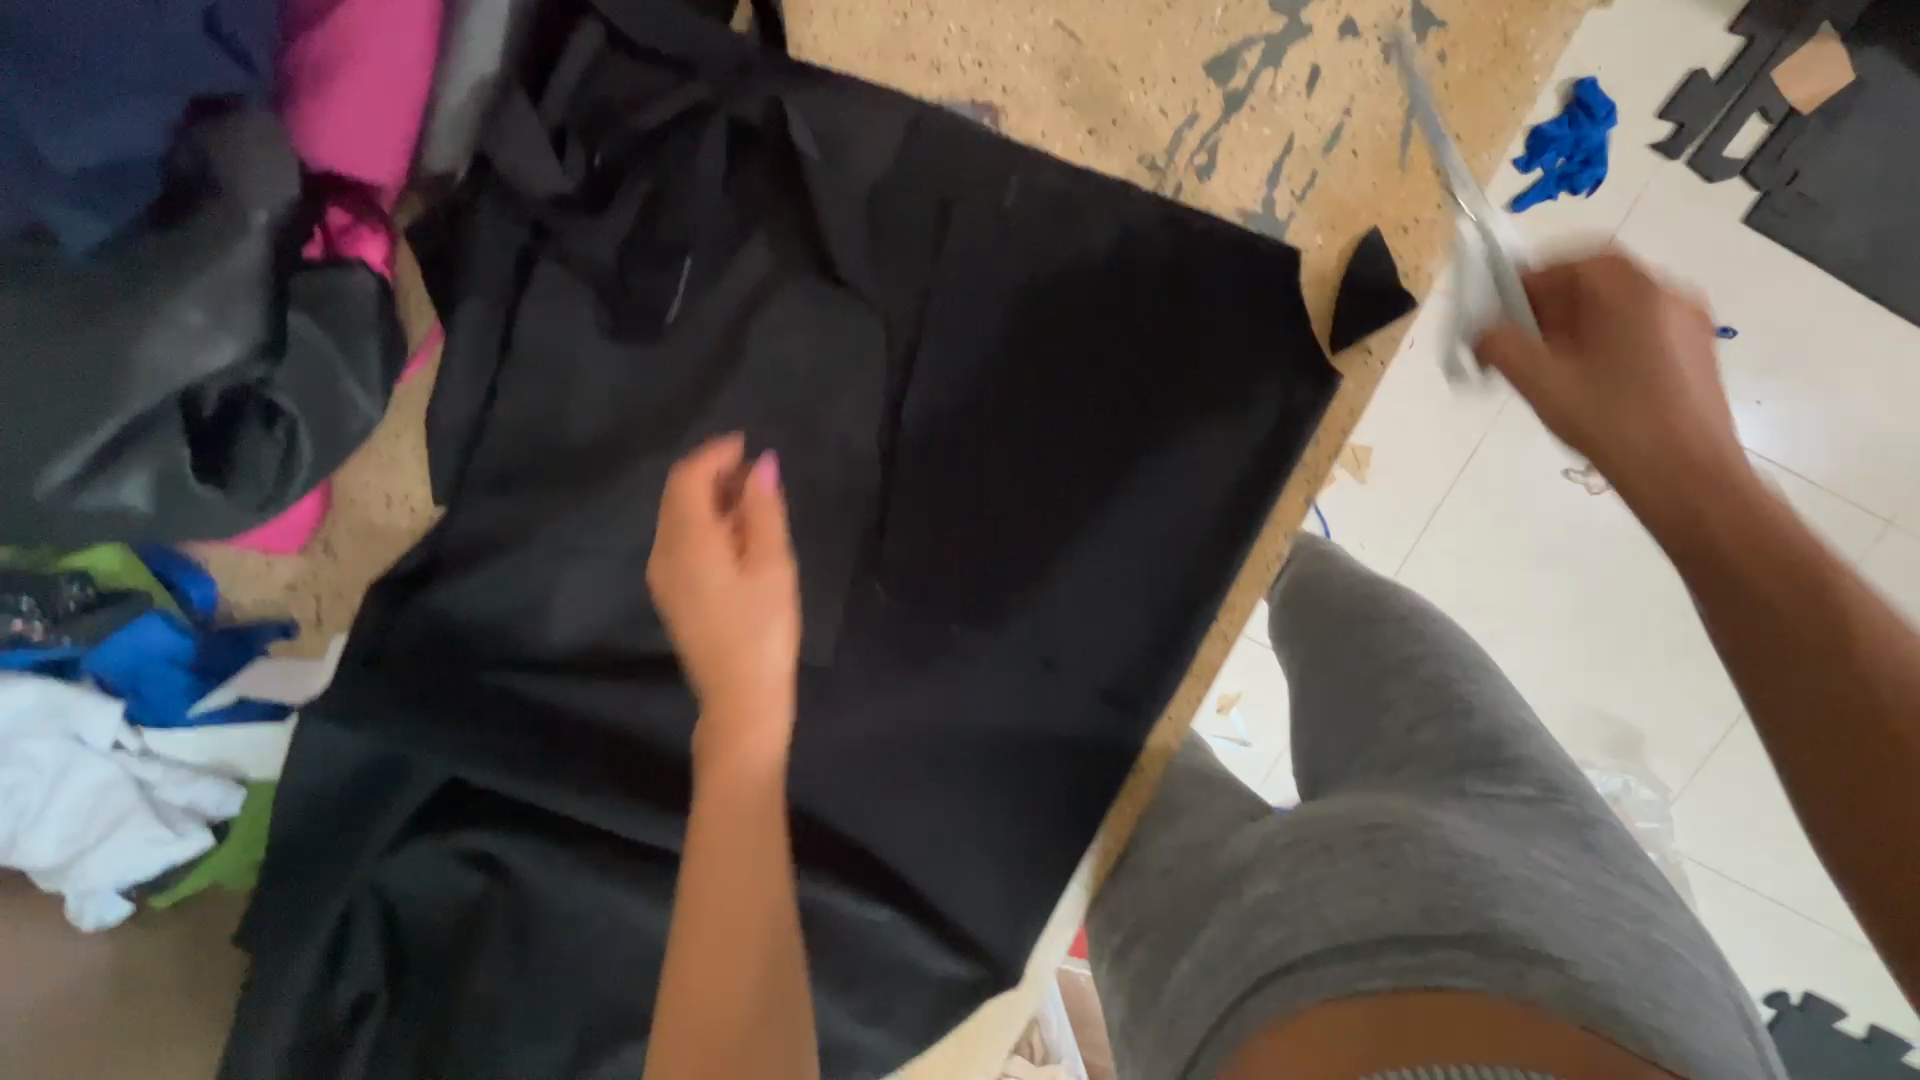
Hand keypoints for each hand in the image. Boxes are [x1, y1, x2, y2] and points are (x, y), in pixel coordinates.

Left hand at [647, 434, 800, 771]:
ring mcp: (663, 577)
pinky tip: (739, 536)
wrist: (740, 698)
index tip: (747, 444)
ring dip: (711, 501)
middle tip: (756, 472)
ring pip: (679, 520)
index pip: (687, 478)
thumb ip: (764, 509)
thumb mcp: (772, 564)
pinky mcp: (672, 595)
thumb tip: (762, 464)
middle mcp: (664, 553)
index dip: (715, 454)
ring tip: (754, 501)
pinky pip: (682, 543)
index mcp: (687, 541)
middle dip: (713, 475)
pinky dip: (707, 526)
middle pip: (678, 496)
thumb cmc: (764, 629)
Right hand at [1475, 249, 1756, 528]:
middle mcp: (1667, 295)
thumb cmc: (1607, 419)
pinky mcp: (1693, 352)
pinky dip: (1601, 342)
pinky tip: (1581, 382)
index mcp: (1632, 291)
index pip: (1576, 261)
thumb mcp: (1538, 381)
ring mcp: (1687, 323)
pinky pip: (1637, 330)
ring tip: (1543, 366)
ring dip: (1572, 326)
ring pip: (1617, 308)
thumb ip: (1499, 345)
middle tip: (1513, 339)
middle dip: (1548, 305)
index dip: (1531, 279)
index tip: (1498, 308)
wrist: (1683, 472)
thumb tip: (1482, 333)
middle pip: (1598, 282)